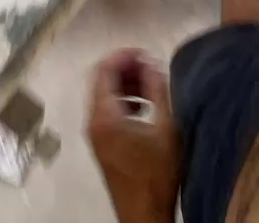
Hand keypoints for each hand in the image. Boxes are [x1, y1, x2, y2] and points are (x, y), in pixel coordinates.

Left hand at [85, 49, 180, 222]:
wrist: (145, 215)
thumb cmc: (158, 172)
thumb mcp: (165, 126)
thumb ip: (157, 89)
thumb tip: (151, 63)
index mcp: (104, 115)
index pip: (103, 69)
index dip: (123, 55)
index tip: (145, 52)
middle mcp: (93, 122)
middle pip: (101, 80)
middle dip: (125, 67)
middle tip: (150, 66)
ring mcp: (95, 135)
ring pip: (103, 95)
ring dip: (125, 84)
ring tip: (151, 84)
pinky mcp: (101, 144)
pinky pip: (106, 110)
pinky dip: (122, 100)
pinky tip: (144, 106)